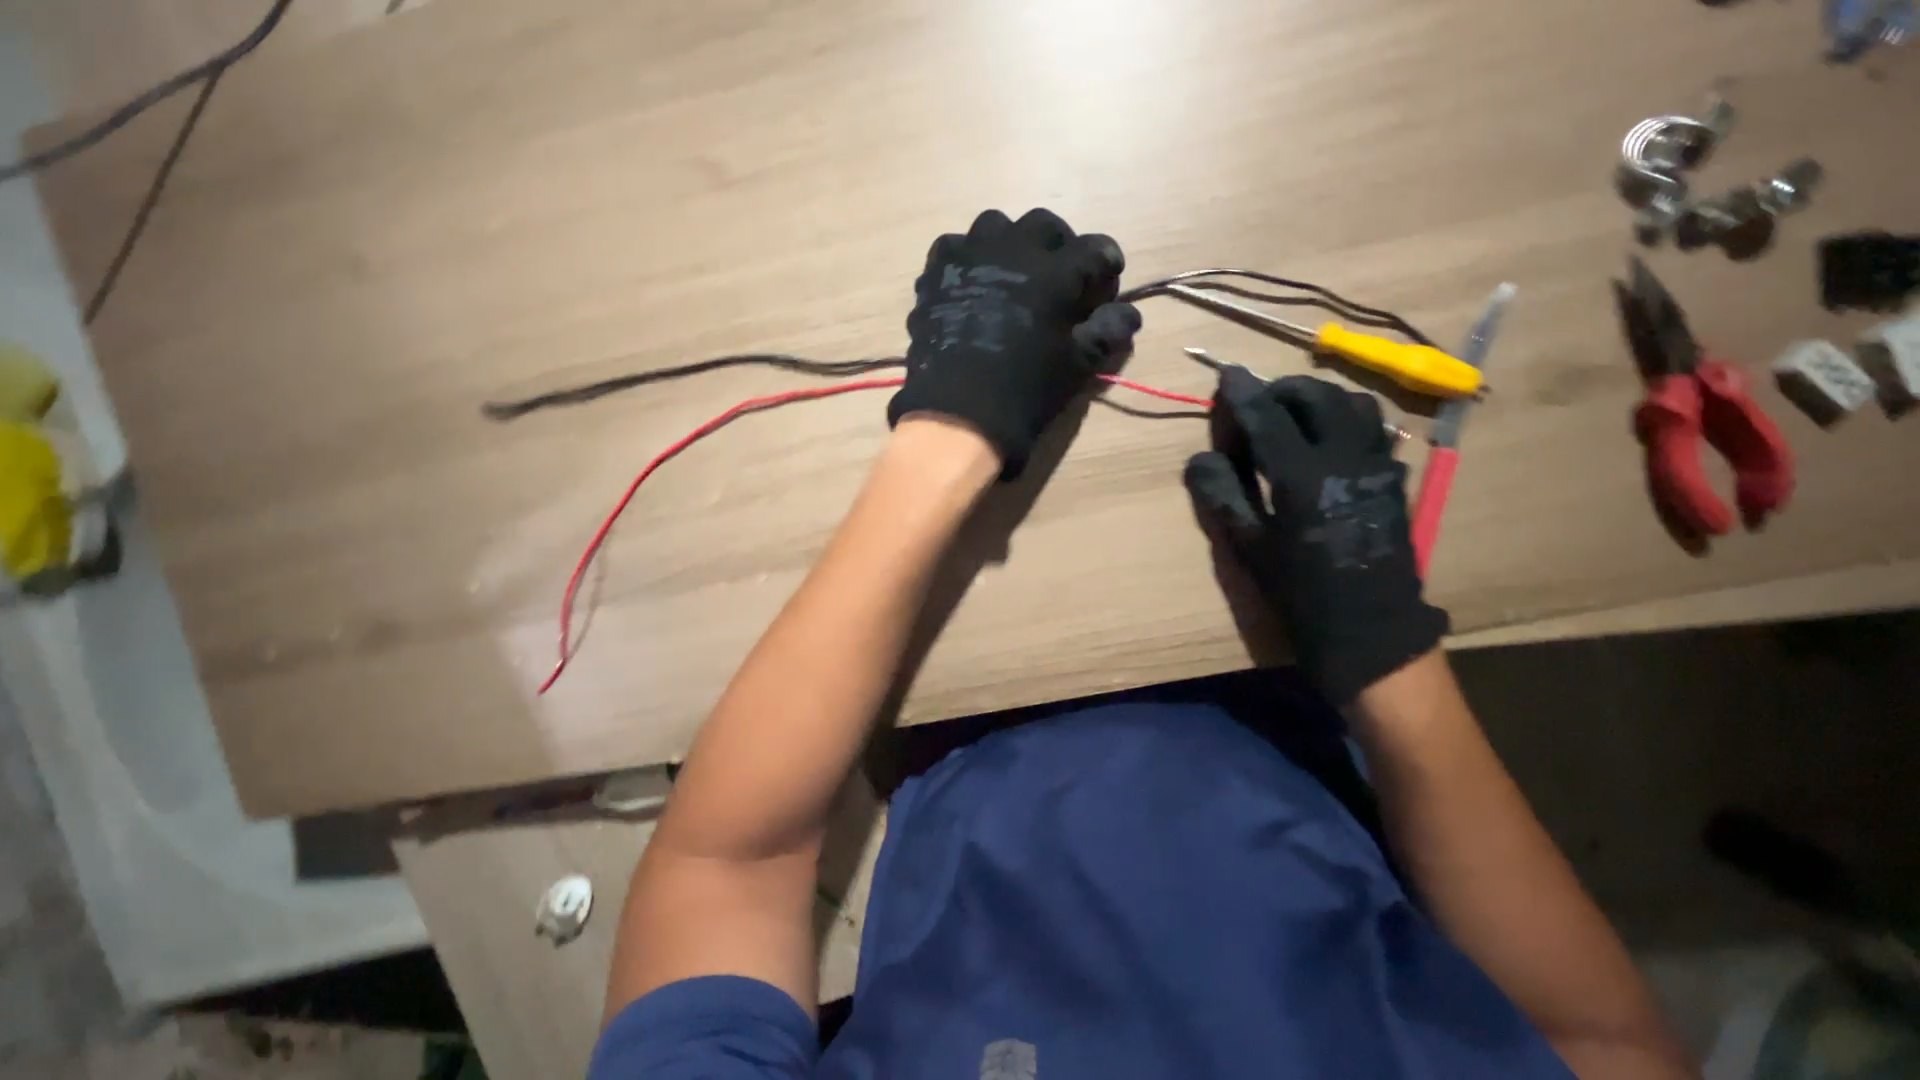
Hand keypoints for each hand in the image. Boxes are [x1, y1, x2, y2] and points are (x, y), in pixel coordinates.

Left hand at [888, 209, 1141, 477]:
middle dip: (1060, 245)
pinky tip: (973, 284)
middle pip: (1044, 226)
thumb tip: (1129, 314)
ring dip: (1011, 243)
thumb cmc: (1027, 391)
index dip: (1106, 267)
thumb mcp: (1078, 365)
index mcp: (1056, 272)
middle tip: (1061, 279)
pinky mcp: (936, 275)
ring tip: (1014, 275)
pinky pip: (954, 247)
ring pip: (995, 225)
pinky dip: (968, 258)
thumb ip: (1106, 332)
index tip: (1105, 289)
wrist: (959, 414)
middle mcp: (1013, 250)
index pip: (1095, 249)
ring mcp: (969, 258)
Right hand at [1184, 368, 1447, 704]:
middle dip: (1281, 390)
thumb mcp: (1249, 550)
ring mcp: (1377, 465)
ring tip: (1294, 417)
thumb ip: (1223, 495)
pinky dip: (1346, 421)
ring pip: (1353, 404)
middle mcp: (1344, 459)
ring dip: (1319, 400)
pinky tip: (1328, 443)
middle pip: (1315, 396)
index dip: (1242, 393)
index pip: (1268, 416)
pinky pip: (1374, 429)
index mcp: (1303, 477)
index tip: (1226, 374)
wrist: (1370, 632)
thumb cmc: (1300, 596)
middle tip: (1258, 404)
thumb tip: (1200, 457)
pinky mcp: (1394, 478)